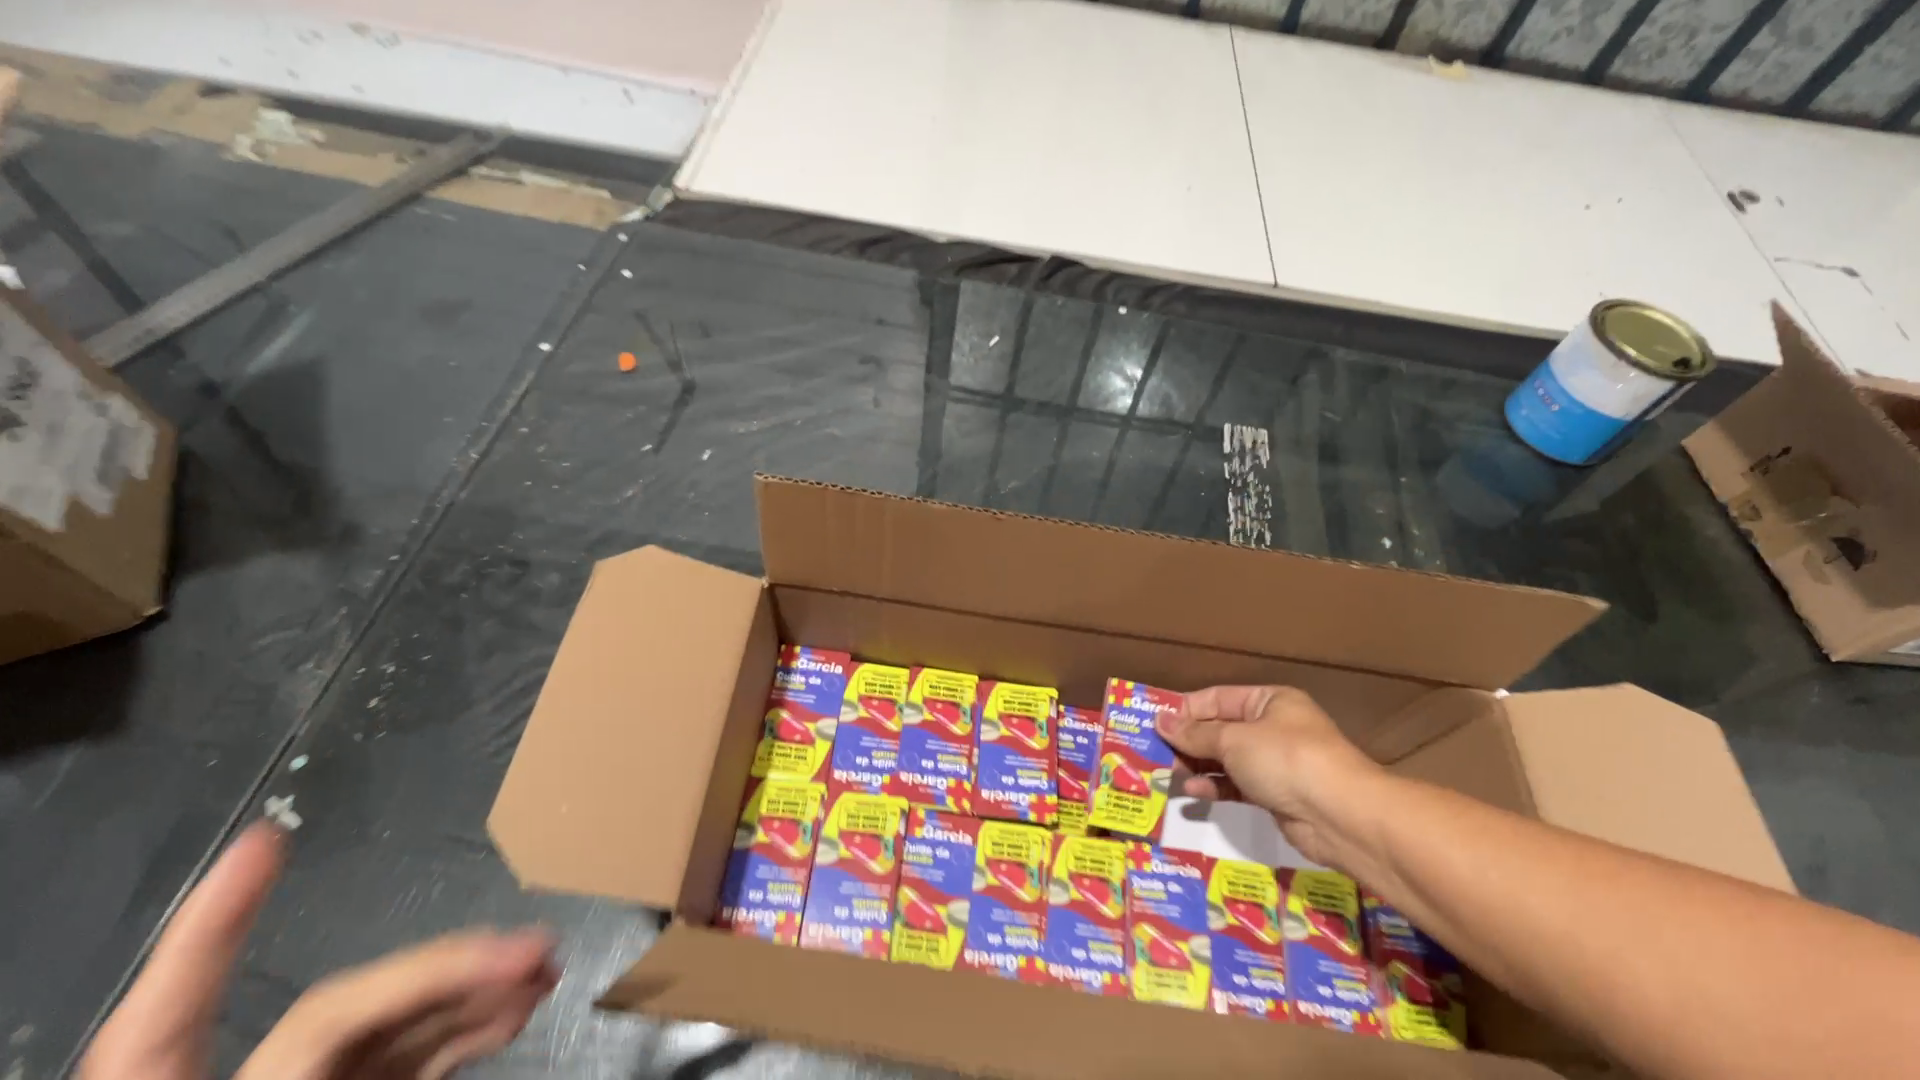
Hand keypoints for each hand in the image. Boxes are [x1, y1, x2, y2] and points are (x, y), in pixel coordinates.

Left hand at [78, 822, 558, 1079]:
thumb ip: (325, 1059)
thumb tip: (440, 1036)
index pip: (172, 1019)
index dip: (212, 931)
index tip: (265, 842)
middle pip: (340, 1015)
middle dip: (440, 970)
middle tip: (530, 945)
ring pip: (392, 1032)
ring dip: (473, 990)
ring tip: (543, 963)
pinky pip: (414, 1061)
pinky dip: (468, 1030)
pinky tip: (515, 1007)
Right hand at [1157, 685, 1385, 867]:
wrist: (1340, 814)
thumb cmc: (1286, 759)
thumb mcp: (1234, 740)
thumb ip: (1195, 733)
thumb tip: (1160, 720)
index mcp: (1269, 701)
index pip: (1216, 698)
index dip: (1184, 710)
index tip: (1153, 723)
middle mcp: (1272, 727)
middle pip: (1219, 729)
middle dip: (1187, 741)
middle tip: (1154, 753)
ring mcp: (1275, 763)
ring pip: (1226, 759)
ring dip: (1197, 766)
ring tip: (1167, 774)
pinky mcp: (1275, 794)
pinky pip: (1236, 785)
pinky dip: (1214, 787)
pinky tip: (1193, 792)